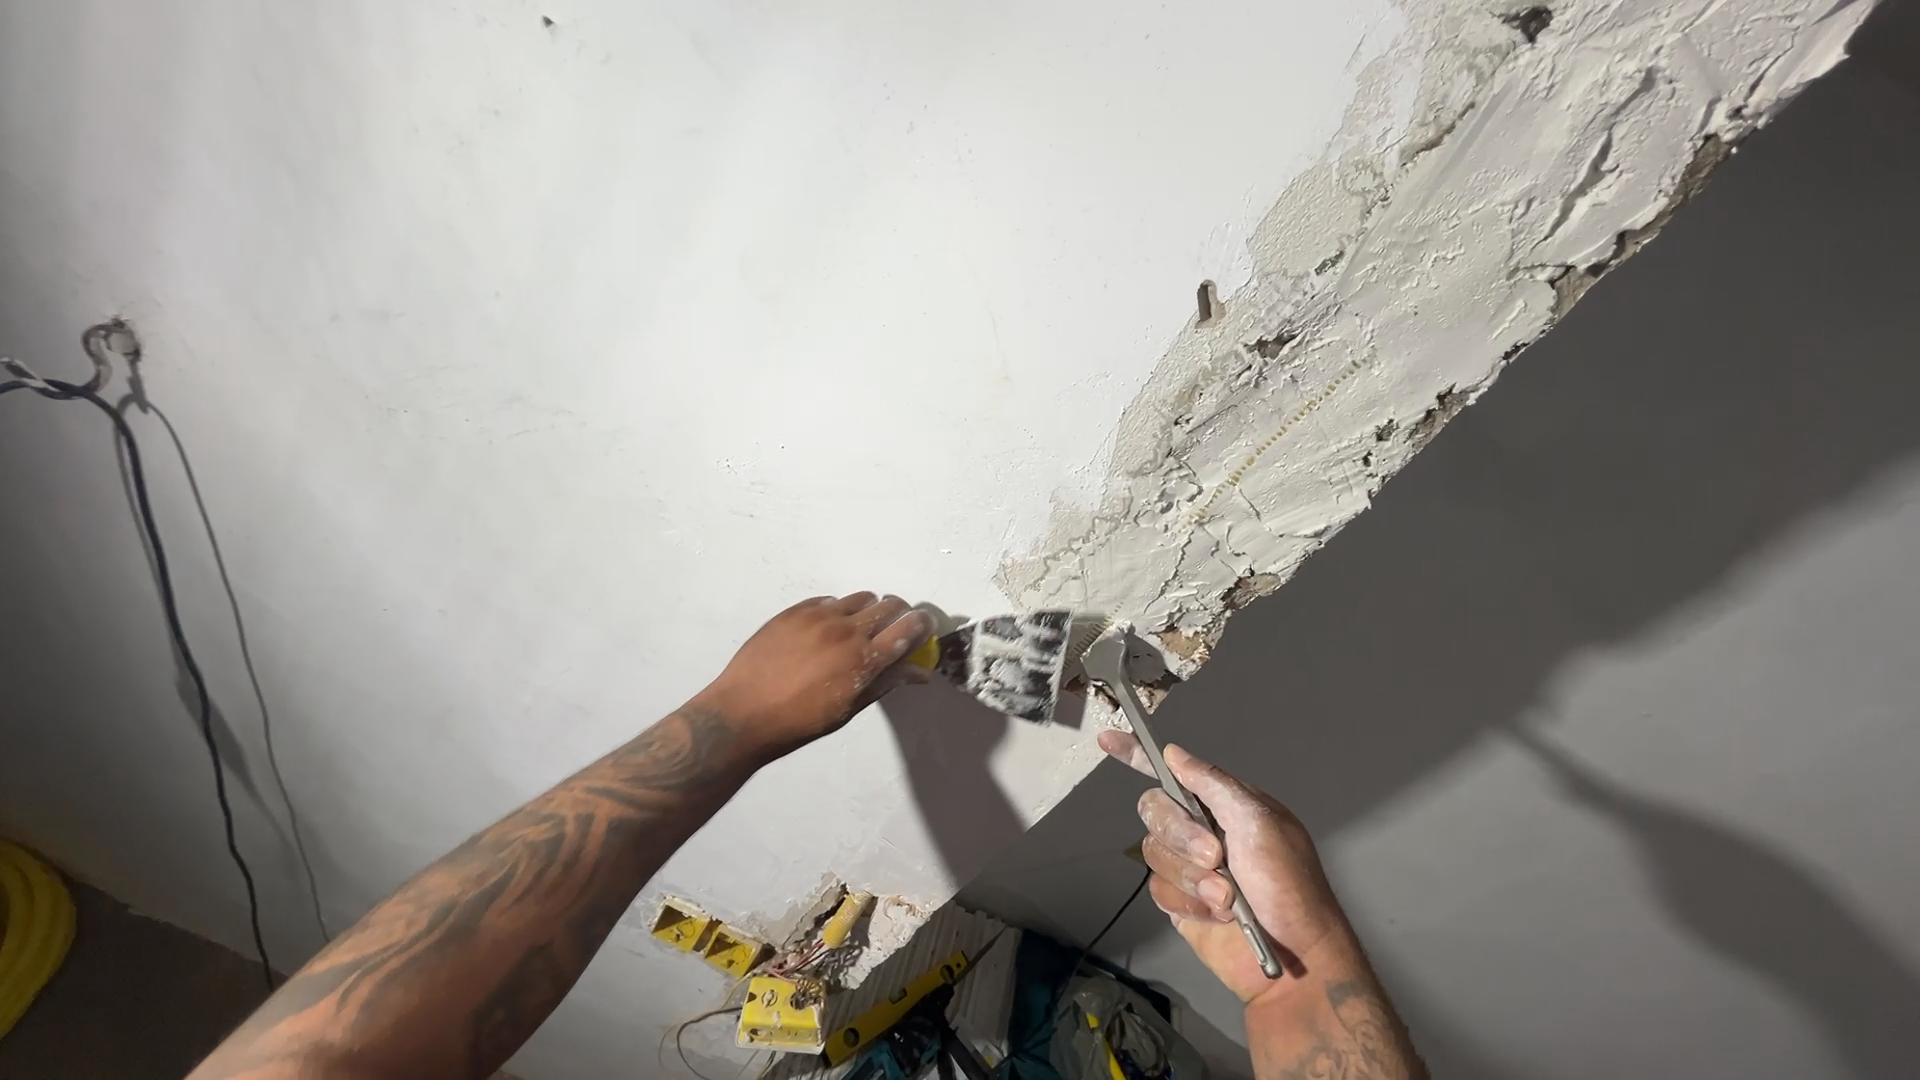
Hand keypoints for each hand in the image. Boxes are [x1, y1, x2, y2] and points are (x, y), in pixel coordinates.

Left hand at [695, 594, 935, 762]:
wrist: (742, 713)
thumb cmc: (799, 722)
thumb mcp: (848, 708)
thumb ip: (885, 683)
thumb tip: (919, 672)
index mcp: (864, 661)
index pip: (909, 629)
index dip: (922, 624)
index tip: (923, 627)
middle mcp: (847, 632)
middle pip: (890, 606)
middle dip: (898, 615)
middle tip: (890, 630)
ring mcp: (820, 617)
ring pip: (861, 599)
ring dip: (867, 611)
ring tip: (854, 630)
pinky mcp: (796, 610)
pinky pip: (829, 600)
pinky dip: (836, 611)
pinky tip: (824, 630)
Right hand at [1098, 732, 1356, 1004]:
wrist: (1294, 961)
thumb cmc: (1288, 884)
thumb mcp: (1259, 822)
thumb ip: (1213, 784)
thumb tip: (1174, 753)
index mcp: (1221, 803)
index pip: (1171, 771)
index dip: (1136, 754)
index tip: (1107, 740)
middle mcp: (1200, 828)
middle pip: (1154, 809)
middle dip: (1181, 835)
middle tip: (1216, 857)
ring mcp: (1188, 865)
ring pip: (1153, 852)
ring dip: (1191, 877)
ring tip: (1227, 899)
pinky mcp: (1179, 900)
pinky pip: (1158, 888)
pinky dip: (1188, 903)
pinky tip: (1217, 915)